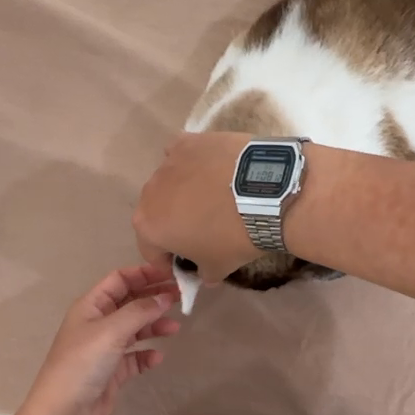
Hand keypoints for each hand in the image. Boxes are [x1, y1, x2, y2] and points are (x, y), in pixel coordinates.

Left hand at [15, 263, 181, 414]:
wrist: (66, 410)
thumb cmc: (83, 363)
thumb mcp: (111, 331)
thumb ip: (139, 311)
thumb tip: (164, 297)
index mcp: (91, 306)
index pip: (119, 280)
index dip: (144, 274)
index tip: (171, 274)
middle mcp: (97, 323)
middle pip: (130, 303)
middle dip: (153, 298)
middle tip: (181, 297)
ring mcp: (105, 348)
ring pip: (134, 329)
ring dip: (154, 326)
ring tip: (174, 327)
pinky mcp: (112, 372)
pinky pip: (134, 357)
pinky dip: (146, 355)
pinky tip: (157, 357)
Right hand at [132, 132, 261, 281]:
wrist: (266, 194)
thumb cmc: (232, 237)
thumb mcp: (217, 268)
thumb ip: (203, 274)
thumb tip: (204, 274)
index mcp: (148, 227)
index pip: (151, 252)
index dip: (168, 263)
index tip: (185, 267)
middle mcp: (149, 193)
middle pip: (157, 215)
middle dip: (172, 227)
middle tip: (197, 234)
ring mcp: (168, 162)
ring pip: (169, 185)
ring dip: (182, 196)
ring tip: (209, 201)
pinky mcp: (189, 140)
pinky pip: (183, 157)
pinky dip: (191, 166)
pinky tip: (209, 171)